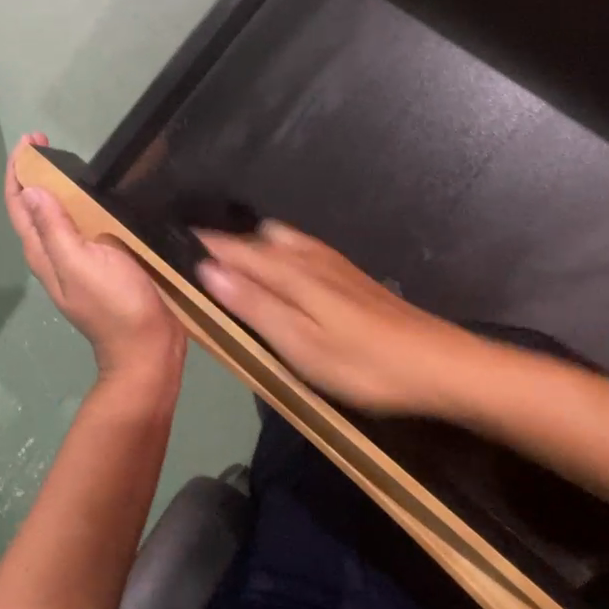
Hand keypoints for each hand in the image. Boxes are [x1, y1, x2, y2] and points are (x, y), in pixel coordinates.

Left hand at [6, 135, 185, 386]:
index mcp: (43, 252)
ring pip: (56, 215)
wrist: (147, 348)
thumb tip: (31, 191)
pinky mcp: (100, 263)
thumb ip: (55, 228)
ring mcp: (76, 260)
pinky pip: (81, 225)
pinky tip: (98, 194)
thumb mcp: (81, 263)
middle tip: (48, 142)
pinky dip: (80, 203)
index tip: (29, 140)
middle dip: (34, 173)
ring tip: (69, 160)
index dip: (18, 171)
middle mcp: (53, 254)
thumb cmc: (114, 304)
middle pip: (34, 207)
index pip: (18, 204)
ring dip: (57, 186)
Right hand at [197, 221, 489, 416]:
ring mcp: (332, 265)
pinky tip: (279, 273)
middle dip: (222, 244)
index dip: (201, 246)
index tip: (166, 245)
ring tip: (227, 266)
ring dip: (249, 248)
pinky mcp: (350, 277)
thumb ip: (253, 305)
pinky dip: (276, 254)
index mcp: (290, 272)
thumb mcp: (300, 344)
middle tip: (191, 261)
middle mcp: (307, 258)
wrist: (441, 366)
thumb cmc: (364, 364)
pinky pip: (299, 251)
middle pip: (254, 241)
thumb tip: (206, 269)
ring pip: (278, 242)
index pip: (233, 249)